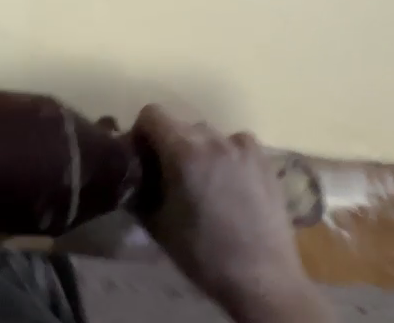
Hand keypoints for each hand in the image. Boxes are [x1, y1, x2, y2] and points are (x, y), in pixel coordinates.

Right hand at [131, 105, 330, 322]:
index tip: (143, 159)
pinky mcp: (265, 162)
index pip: (151, 114)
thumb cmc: (203, 254)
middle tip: (169, 175)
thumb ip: (137, 190)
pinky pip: (237, 143)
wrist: (262, 280)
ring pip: (208, 133)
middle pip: (179, 124)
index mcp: (182, 150)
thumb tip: (128, 176)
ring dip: (198, 148)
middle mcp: (212, 139)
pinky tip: (230, 178)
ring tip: (202, 180)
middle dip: (168, 143)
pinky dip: (228, 153)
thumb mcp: (156, 224)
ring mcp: (242, 149)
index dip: (141, 133)